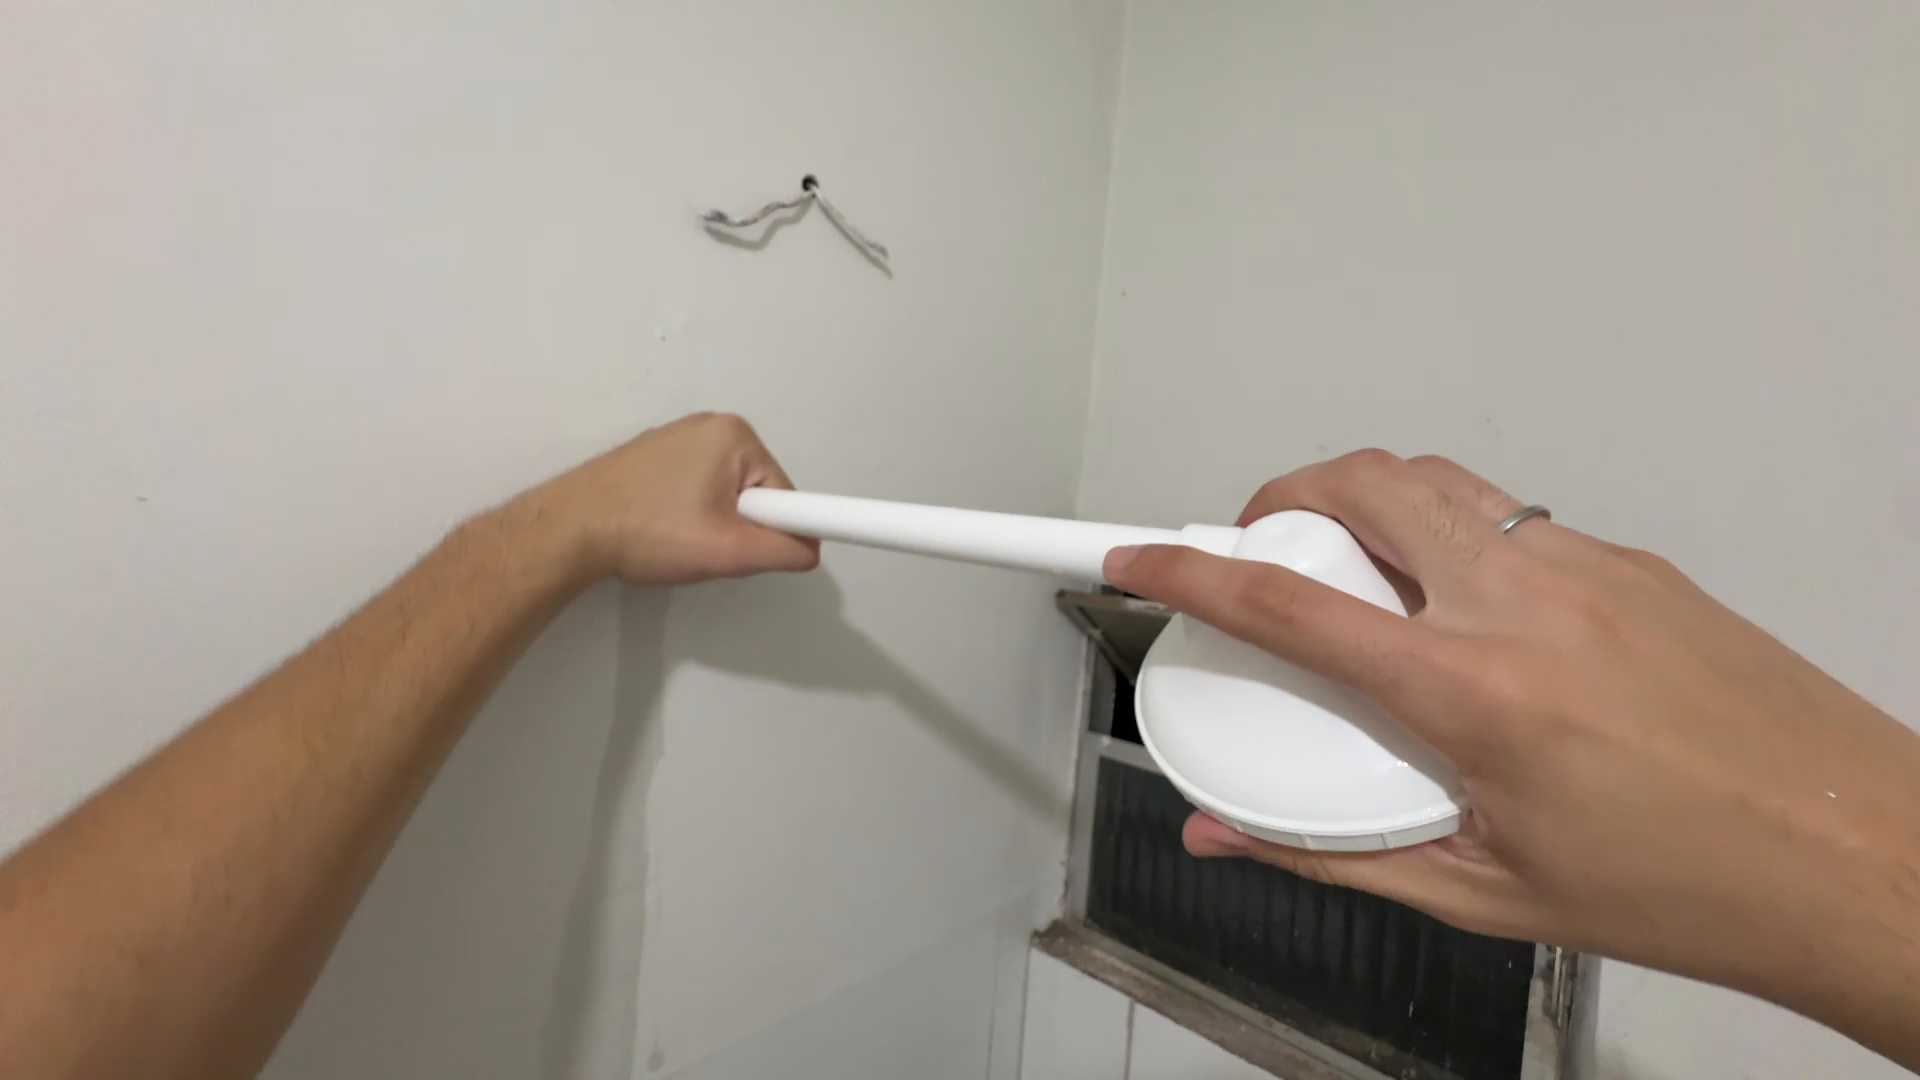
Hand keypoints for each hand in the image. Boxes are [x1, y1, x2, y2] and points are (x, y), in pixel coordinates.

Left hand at [526, 412, 819, 586]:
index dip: (777, 529)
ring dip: (716, 522)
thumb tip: (809, 551)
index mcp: (734, 436)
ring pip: (727, 492)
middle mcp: (710, 425)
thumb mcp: (728, 551)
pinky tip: (664, 527)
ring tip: (679, 539)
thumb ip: (782, 550)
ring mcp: (680, 436)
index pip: (785, 491)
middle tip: (707, 547)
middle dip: (741, 526)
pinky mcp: (657, 453)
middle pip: (757, 491)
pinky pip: (699, 486)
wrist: (565, 531)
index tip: (748, 549)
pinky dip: (692, 511)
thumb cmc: (646, 532)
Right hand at [1104, 450, 1919, 1062]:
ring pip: (1424, 477)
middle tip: (1256, 539)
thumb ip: (1324, 851)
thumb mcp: (1477, 891)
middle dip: (1276, 493)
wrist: (1886, 871)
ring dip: (1354, 495)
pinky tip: (1443, 596)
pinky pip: (1492, 509)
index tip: (1135, 556)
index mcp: (1469, 689)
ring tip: (1339, 557)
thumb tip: (1220, 837)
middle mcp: (1519, 602)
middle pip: (1356, 484)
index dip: (1186, 572)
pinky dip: (1430, 527)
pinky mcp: (1625, 560)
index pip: (1283, 604)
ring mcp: (1581, 565)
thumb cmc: (1690, 892)